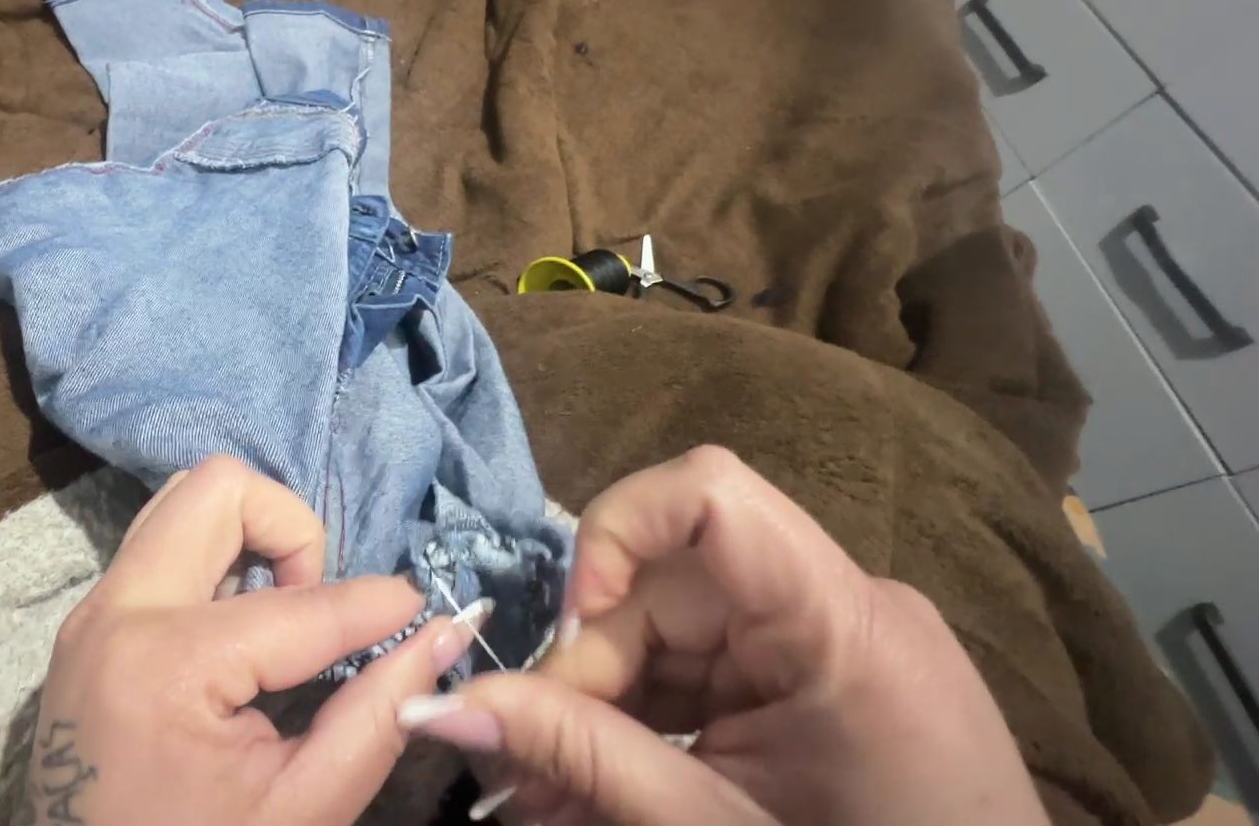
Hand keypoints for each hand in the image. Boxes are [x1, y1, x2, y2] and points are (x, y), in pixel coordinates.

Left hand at [31, 454, 483, 825]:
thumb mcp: (299, 813)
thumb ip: (376, 717)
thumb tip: (442, 634)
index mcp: (169, 665)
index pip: (300, 605)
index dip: (377, 602)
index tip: (419, 605)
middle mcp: (119, 610)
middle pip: (221, 487)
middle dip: (291, 530)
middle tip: (313, 609)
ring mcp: (95, 607)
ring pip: (186, 499)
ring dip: (250, 533)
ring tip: (275, 614)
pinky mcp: (91, 617)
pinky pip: (163, 537)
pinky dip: (216, 554)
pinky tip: (236, 624)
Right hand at [396, 445, 1050, 825]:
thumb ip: (576, 756)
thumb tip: (444, 706)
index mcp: (846, 629)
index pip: (711, 494)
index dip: (615, 532)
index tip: (573, 628)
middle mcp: (835, 606)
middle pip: (663, 583)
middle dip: (584, 671)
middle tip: (522, 763)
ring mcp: (822, 638)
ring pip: (664, 631)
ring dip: (602, 707)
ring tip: (550, 796)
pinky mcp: (809, 673)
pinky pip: (696, 669)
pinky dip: (643, 721)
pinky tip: (608, 785)